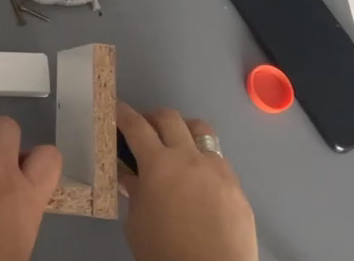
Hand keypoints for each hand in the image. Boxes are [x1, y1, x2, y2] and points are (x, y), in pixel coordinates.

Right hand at [117, 102, 257, 260]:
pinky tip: (201, 181)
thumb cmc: (166, 254)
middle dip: (153, 117)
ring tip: (177, 147)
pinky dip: (205, 161)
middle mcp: (189, 157)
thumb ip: (135, 195)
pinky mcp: (237, 188)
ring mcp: (217, 170)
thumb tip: (132, 179)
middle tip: (145, 129)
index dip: (123, 113)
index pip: (136, 126)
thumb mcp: (137, 226)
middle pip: (170, 118)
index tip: (116, 108)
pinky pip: (219, 161)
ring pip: (201, 131)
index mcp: (158, 164)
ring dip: (184, 132)